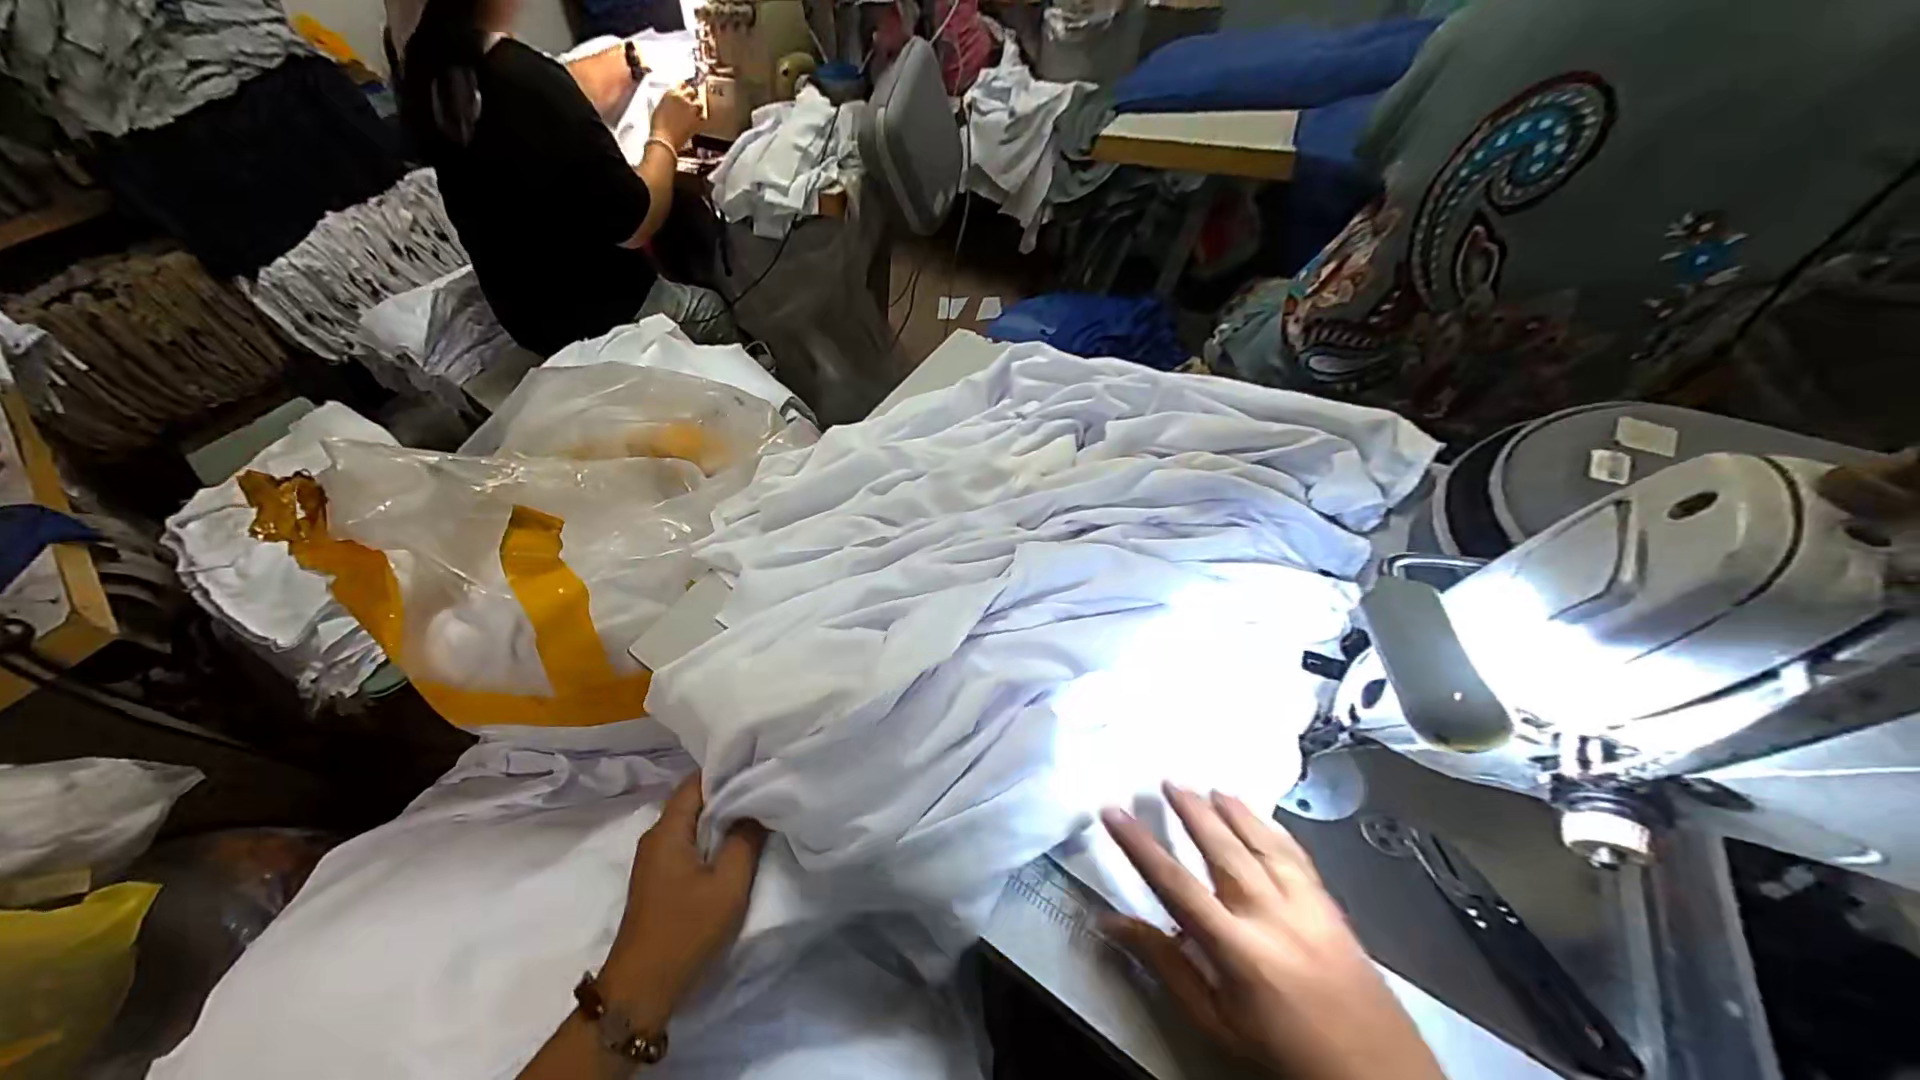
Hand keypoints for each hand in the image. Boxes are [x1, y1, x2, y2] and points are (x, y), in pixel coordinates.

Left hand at [600, 771, 764, 1027]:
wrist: (642, 990)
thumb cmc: (686, 931)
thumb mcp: (728, 884)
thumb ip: (745, 840)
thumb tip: (757, 806)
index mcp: (667, 831)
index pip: (695, 782)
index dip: (726, 771)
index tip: (758, 766)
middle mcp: (655, 838)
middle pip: (693, 800)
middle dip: (728, 793)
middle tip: (764, 788)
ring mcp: (654, 861)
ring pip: (691, 823)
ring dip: (720, 818)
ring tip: (756, 813)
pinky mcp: (659, 880)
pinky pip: (687, 843)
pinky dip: (711, 838)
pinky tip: (734, 845)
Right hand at [649, 84, 702, 149]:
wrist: (664, 138)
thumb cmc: (658, 124)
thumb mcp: (660, 107)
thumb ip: (670, 102)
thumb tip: (674, 103)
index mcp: (671, 94)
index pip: (682, 84)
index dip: (684, 88)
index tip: (685, 92)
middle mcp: (682, 98)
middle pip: (692, 92)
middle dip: (692, 96)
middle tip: (691, 101)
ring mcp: (691, 110)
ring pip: (700, 104)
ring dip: (698, 107)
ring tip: (696, 112)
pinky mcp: (696, 121)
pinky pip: (703, 118)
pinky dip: (701, 119)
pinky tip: (698, 122)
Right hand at [1101, 785, 1444, 1079]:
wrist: (1377, 1076)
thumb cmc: (1282, 1053)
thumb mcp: (1215, 1020)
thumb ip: (1166, 965)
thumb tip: (1113, 923)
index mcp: (1236, 948)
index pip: (1174, 884)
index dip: (1139, 845)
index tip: (1115, 812)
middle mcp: (1270, 916)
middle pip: (1221, 849)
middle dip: (1191, 812)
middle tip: (1167, 781)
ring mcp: (1305, 907)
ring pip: (1260, 843)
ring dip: (1232, 811)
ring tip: (1208, 787)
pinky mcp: (1331, 908)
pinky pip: (1297, 856)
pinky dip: (1273, 830)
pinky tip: (1262, 818)